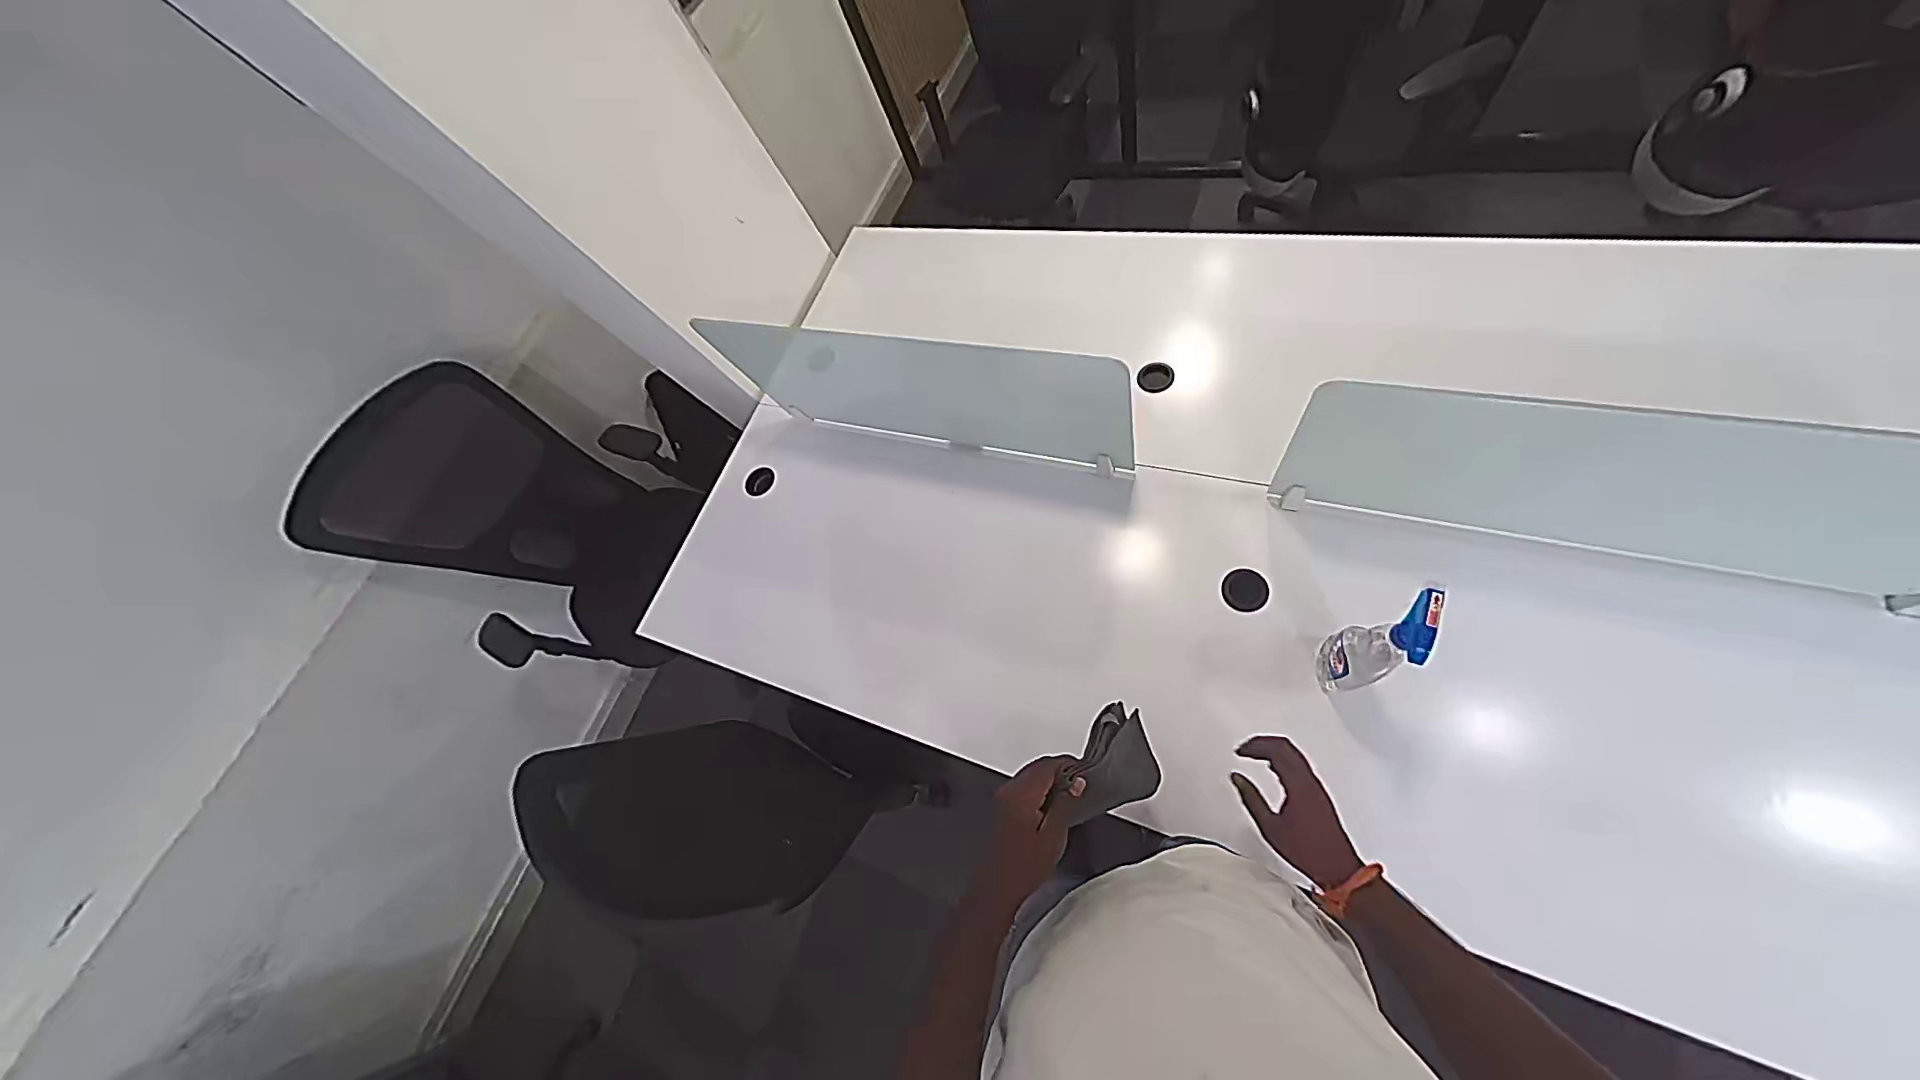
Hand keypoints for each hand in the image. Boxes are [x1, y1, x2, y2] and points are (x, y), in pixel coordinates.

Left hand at [979, 755, 1083, 908]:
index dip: (1067, 764)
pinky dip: (1037, 789)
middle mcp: (1007, 791)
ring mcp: (1000, 798)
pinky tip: (1049, 803)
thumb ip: (1065, 804)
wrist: (996, 889)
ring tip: (1067, 793)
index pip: (1047, 765)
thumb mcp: (1053, 836)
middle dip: (1058, 770)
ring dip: (1047, 779)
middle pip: (1036, 768)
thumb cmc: (1023, 869)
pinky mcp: (999, 807)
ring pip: (1028, 776)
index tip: (1082, 770)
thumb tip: (1076, 783)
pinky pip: (1021, 787)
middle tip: (1078, 781)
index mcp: (1021, 795)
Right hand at [1231, 736, 1363, 890]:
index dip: (1254, 745)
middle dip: (1261, 742)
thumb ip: (1251, 798)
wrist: (1338, 869)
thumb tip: (1237, 778)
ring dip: (1272, 749)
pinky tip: (1272, 768)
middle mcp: (1310, 782)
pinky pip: (1300, 764)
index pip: (1276, 750)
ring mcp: (1317, 787)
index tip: (1240, 751)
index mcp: (1299, 785)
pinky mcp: (1319, 793)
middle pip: (1286, 746)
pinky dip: (1282, 758)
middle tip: (1245, 748)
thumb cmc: (1309, 852)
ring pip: (1294, 753)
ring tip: (1254, 755)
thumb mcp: (1269, 827)